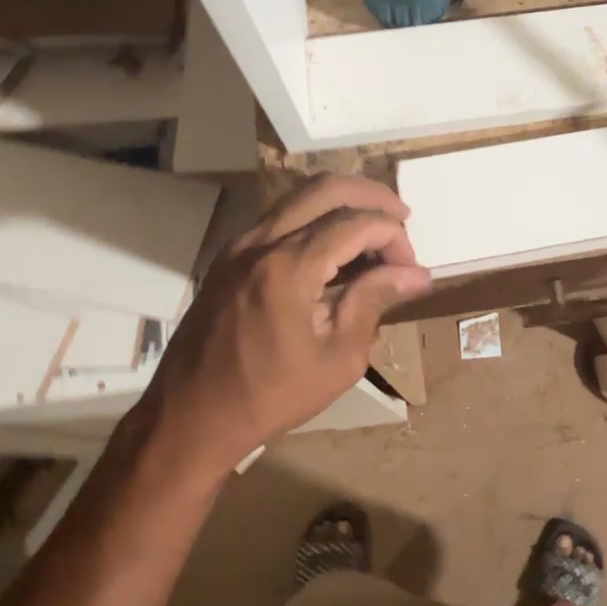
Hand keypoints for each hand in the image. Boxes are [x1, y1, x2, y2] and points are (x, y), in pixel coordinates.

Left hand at [124, 174, 432, 471]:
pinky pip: (279, 218)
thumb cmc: (270, 397)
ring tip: (374, 232)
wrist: (190, 417)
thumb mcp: (337, 358)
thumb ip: (373, 301)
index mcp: (288, 267)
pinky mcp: (229, 257)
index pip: (355, 223)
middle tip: (403, 220)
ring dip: (342, 204)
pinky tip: (336, 250)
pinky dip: (314, 219)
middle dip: (372, 197)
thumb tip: (416, 274)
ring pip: (299, 196)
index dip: (393, 236)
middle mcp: (260, 242)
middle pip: (326, 188)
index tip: (411, 269)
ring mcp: (239, 245)